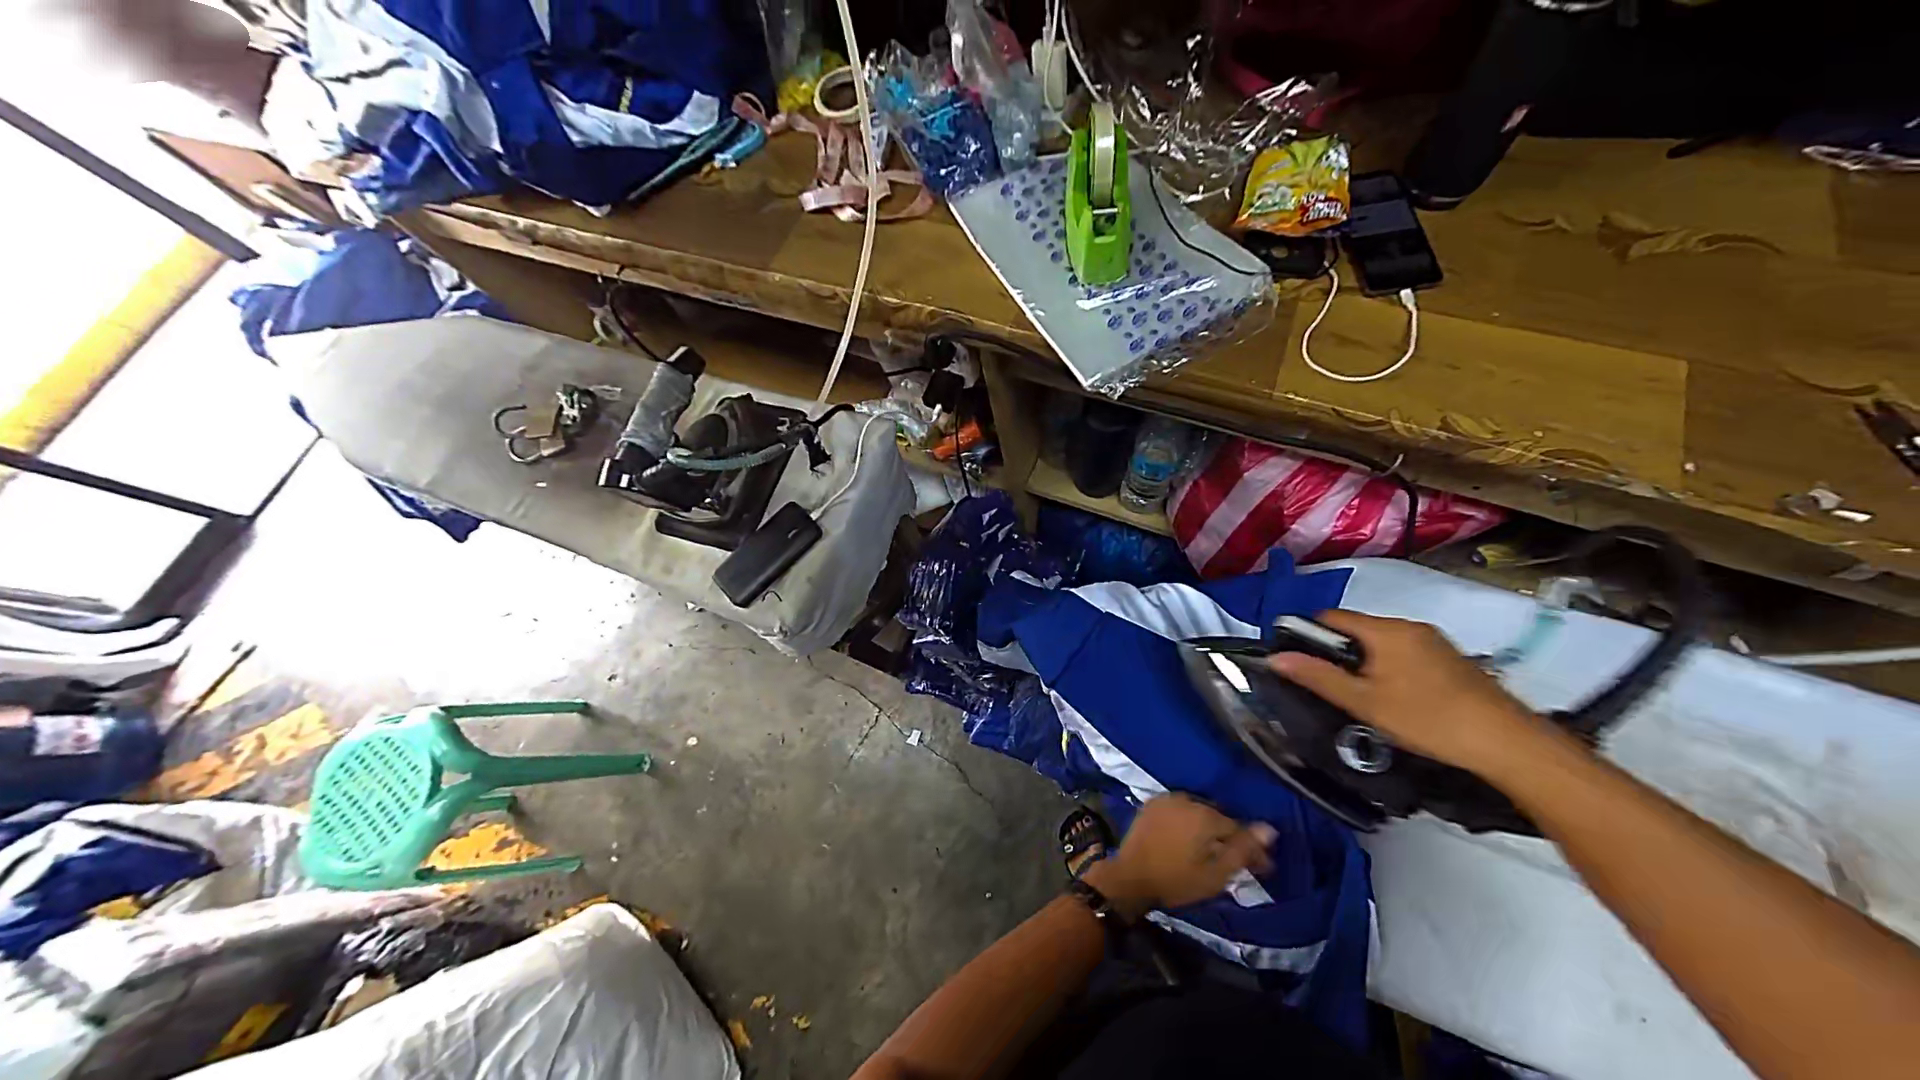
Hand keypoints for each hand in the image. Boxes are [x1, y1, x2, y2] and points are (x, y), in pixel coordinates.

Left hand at [1080, 795, 1275, 920]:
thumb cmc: (1176, 880)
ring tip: (1213, 849)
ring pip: (1199, 812)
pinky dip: (1189, 821)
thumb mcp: (1215, 874)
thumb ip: (1243, 851)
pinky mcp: (1152, 804)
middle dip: (1230, 837)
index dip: (1252, 849)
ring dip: (1209, 828)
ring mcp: (1167, 799)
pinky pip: (1180, 809)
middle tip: (1238, 860)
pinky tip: (1190, 837)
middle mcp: (1188, 800)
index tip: (1263, 868)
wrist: (1130, 877)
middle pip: (1219, 818)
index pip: (1239, 829)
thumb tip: (1269, 830)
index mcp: (1206, 815)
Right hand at [1266, 610, 1559, 779]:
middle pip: (1356, 629)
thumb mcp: (1364, 702)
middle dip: (1338, 652)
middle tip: (1334, 688)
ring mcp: (1434, 641)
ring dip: (1365, 662)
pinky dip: (1389, 667)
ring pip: (1381, 642)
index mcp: (1386, 630)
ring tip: (1363, 697)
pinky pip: (1404, 652)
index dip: (1309, 636)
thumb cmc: (1427, 719)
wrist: (1507, 743)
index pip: (1330, 617)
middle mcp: (1410, 626)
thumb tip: (1276, 657)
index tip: (1302, 664)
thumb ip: (1318, 677)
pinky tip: (1396, 699)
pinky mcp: (1451, 659)